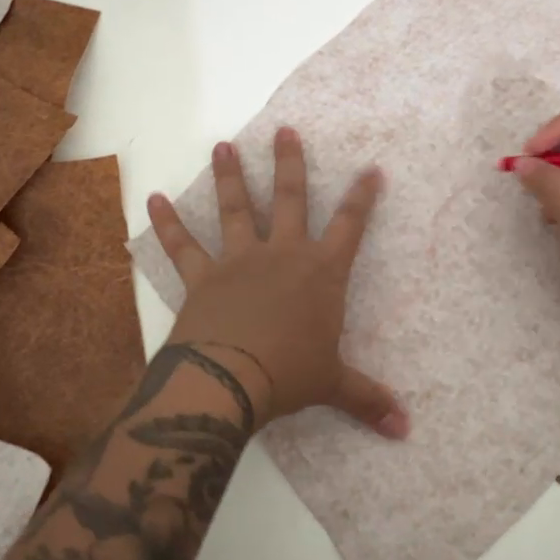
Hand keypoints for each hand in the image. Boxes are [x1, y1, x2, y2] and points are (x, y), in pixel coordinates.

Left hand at [148, 127, 409, 439]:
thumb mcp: (334, 385)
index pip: (351, 226)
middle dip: (289, 162)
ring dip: (229, 176)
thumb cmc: (289, 376)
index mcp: (322, 274)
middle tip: (283, 129)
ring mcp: (239, 260)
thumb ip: (368, 399)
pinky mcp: (201, 276)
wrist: (229, 381)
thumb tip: (406, 430)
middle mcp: (283, 255)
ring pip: (236, 209)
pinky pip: (182, 245)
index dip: (363, 197)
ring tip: (222, 145)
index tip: (371, 167)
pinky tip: (152, 198)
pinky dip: (166, 223)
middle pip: (290, 198)